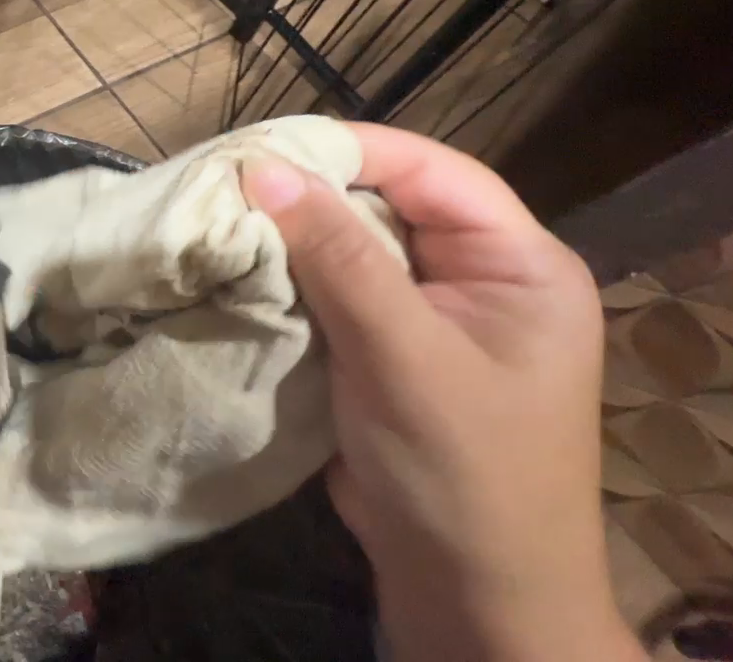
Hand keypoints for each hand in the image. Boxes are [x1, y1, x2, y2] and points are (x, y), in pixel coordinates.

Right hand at [242, 123, 642, 661]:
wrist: (465, 587)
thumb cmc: (460, 468)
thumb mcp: (402, 354)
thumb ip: (337, 256)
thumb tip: (261, 168)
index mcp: (515, 264)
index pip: (430, 171)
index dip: (349, 148)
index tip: (261, 145)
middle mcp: (471, 274)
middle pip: (381, 201)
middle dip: (305, 190)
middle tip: (223, 180)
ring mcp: (421, 310)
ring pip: (345, 243)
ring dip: (286, 233)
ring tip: (216, 216)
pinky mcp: (377, 342)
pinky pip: (325, 285)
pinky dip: (282, 274)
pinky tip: (235, 265)